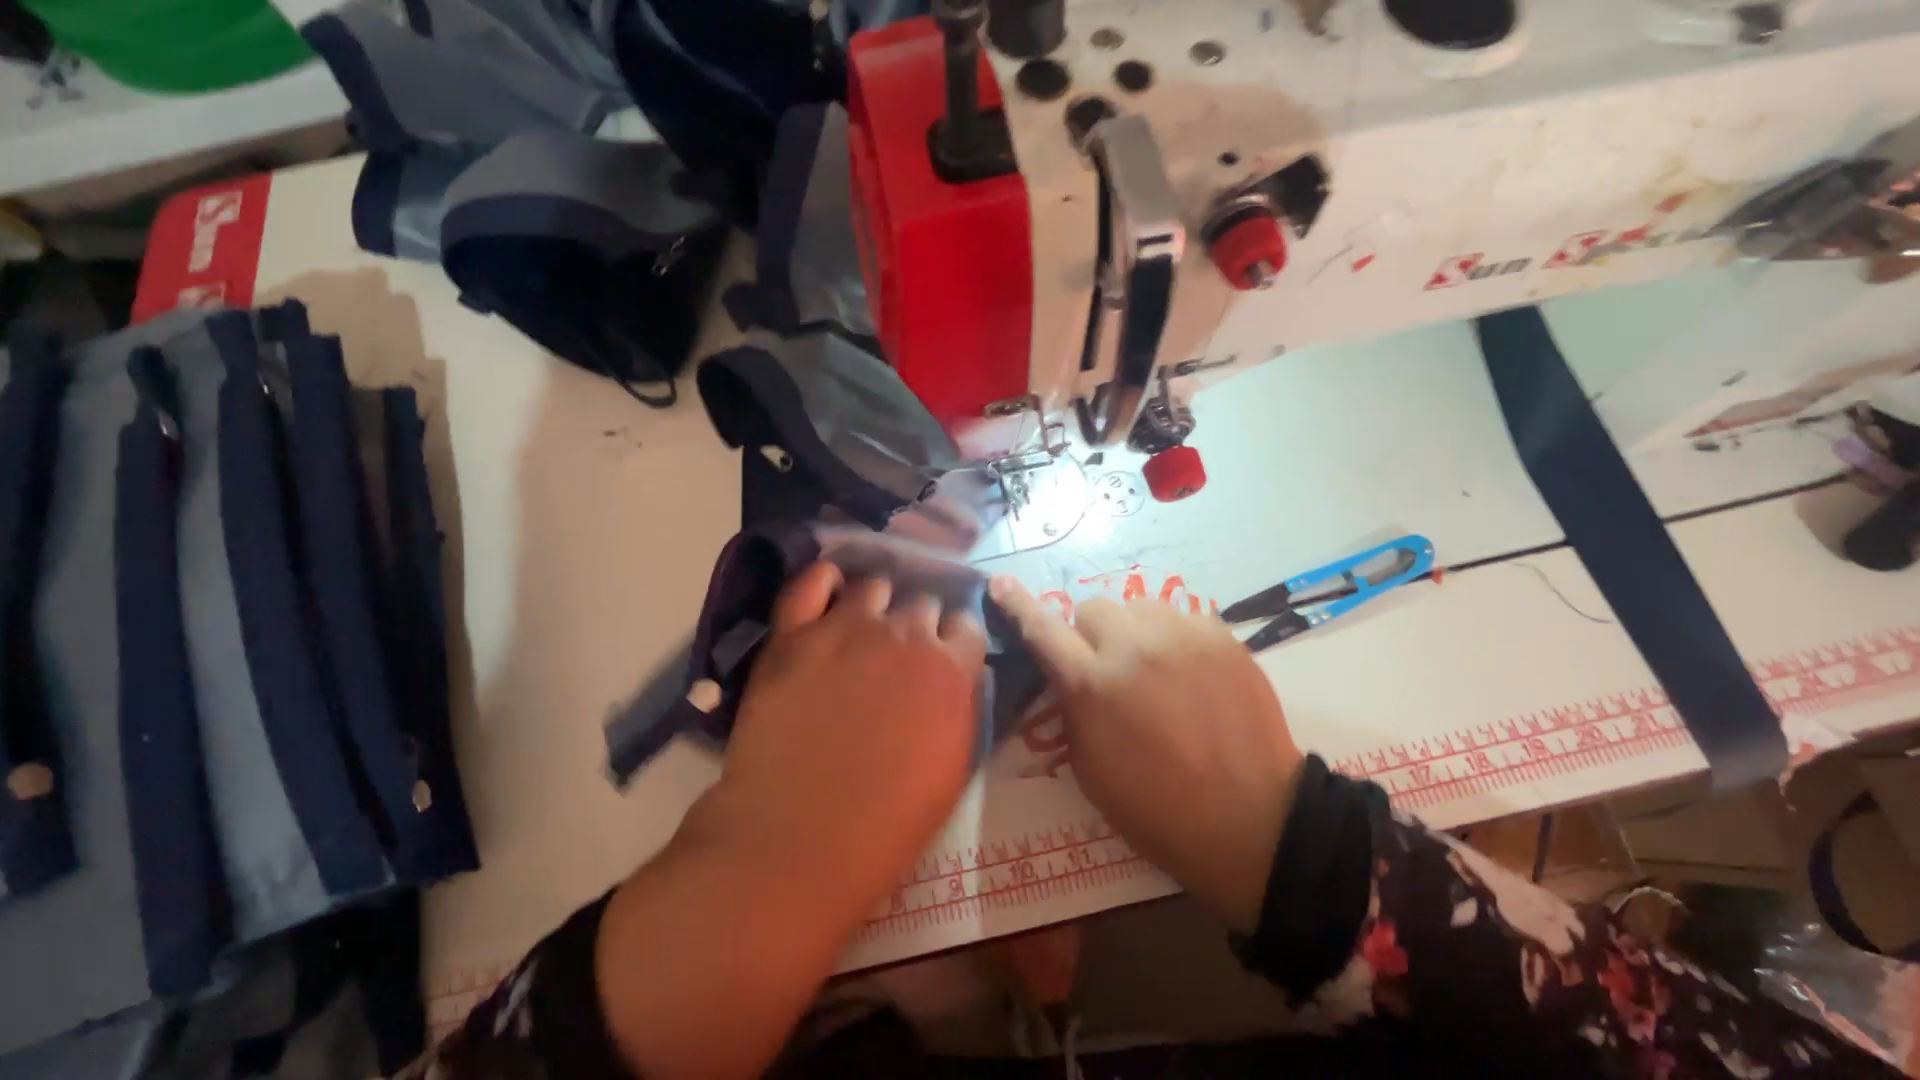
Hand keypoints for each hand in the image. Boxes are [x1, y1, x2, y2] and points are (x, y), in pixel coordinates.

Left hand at [686, 561, 989, 924]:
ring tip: (862, 631)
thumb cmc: (888, 820)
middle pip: (922, 603)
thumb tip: (962, 675)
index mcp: (951, 669)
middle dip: (918, 625)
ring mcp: (845, 628)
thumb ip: (962, 706)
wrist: (800, 836)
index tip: (945, 659)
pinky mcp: (793, 635)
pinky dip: (824, 582)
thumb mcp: (953, 767)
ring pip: (873, 587)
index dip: (956, 642)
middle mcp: (904, 634)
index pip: (967, 626)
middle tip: (901, 655)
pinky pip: (811, 582)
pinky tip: (828, 593)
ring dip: (876, 606)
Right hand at [989, 577, 1303, 932]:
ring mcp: (1183, 635)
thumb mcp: (1089, 769)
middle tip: (1106, 671)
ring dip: (1133, 632)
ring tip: (1152, 669)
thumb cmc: (1157, 808)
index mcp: (1093, 684)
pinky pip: (1182, 618)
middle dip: (1090, 636)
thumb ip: (1072, 710)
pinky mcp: (1222, 637)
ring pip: (1139, 607)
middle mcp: (1134, 646)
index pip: (1042, 629)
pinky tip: (1188, 673)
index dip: (1018, 605)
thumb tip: (1068, 678)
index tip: (1000, 583)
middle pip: (1092, 608)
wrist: (1249, 820)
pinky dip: (1173, 639)